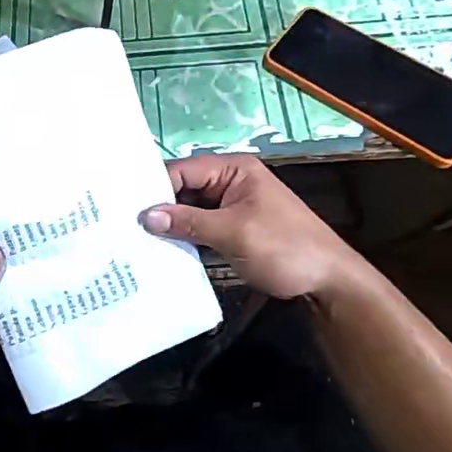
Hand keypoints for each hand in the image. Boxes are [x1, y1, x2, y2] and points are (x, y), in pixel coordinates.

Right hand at [140, 154, 366, 299]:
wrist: (327, 281)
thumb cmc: (284, 247)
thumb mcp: (233, 232)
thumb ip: (188, 223)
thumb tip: (145, 216)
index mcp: (235, 171)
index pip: (185, 170)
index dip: (157, 188)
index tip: (126, 208)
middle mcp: (231, 184)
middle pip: (184, 190)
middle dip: (160, 208)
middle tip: (124, 225)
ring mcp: (232, 209)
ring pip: (190, 212)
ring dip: (170, 226)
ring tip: (135, 240)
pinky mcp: (232, 232)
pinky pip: (200, 230)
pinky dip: (184, 240)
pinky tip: (160, 252)